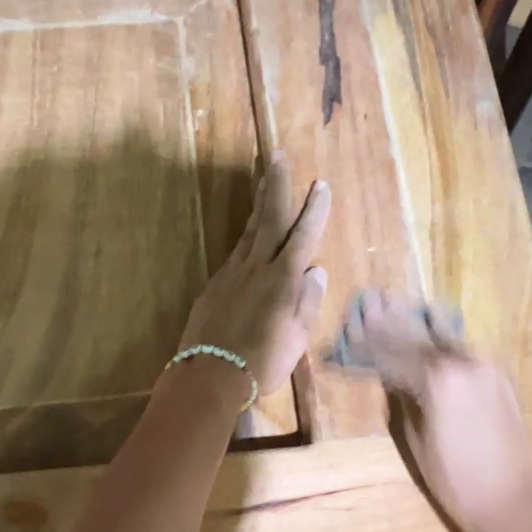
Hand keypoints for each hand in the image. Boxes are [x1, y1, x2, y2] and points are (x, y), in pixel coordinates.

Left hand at [178, 152, 329, 395]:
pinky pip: (235, 254)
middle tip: (278, 156)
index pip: (303, 237)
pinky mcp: (214, 286)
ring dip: (259, 205)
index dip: (314, 211)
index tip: (320, 185)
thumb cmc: (263, 362)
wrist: (211, 375)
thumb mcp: (296, 337)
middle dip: (277, 187)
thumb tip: (316, 270)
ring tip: (264, 182)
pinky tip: (249, 235)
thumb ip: (307, 301)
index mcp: (283, 280)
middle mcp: (257, 268)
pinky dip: (246, 237)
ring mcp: (232, 275)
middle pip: (270, 219)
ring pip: (249, 232)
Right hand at [340, 290, 531, 531]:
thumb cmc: (453, 479)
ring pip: (443, 338)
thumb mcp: (415, 440)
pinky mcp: (497, 377)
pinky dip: (441, 340)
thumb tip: (391, 377)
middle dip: (391, 323)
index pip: (392, 354)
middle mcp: (463, 362)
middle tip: (370, 303)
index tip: (347, 329)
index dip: (366, 345)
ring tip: (395, 305)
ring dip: (417, 325)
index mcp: (437, 378)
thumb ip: (402, 400)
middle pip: (418, 337)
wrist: (509, 500)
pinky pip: (462, 351)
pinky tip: (429, 327)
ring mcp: (484, 366)